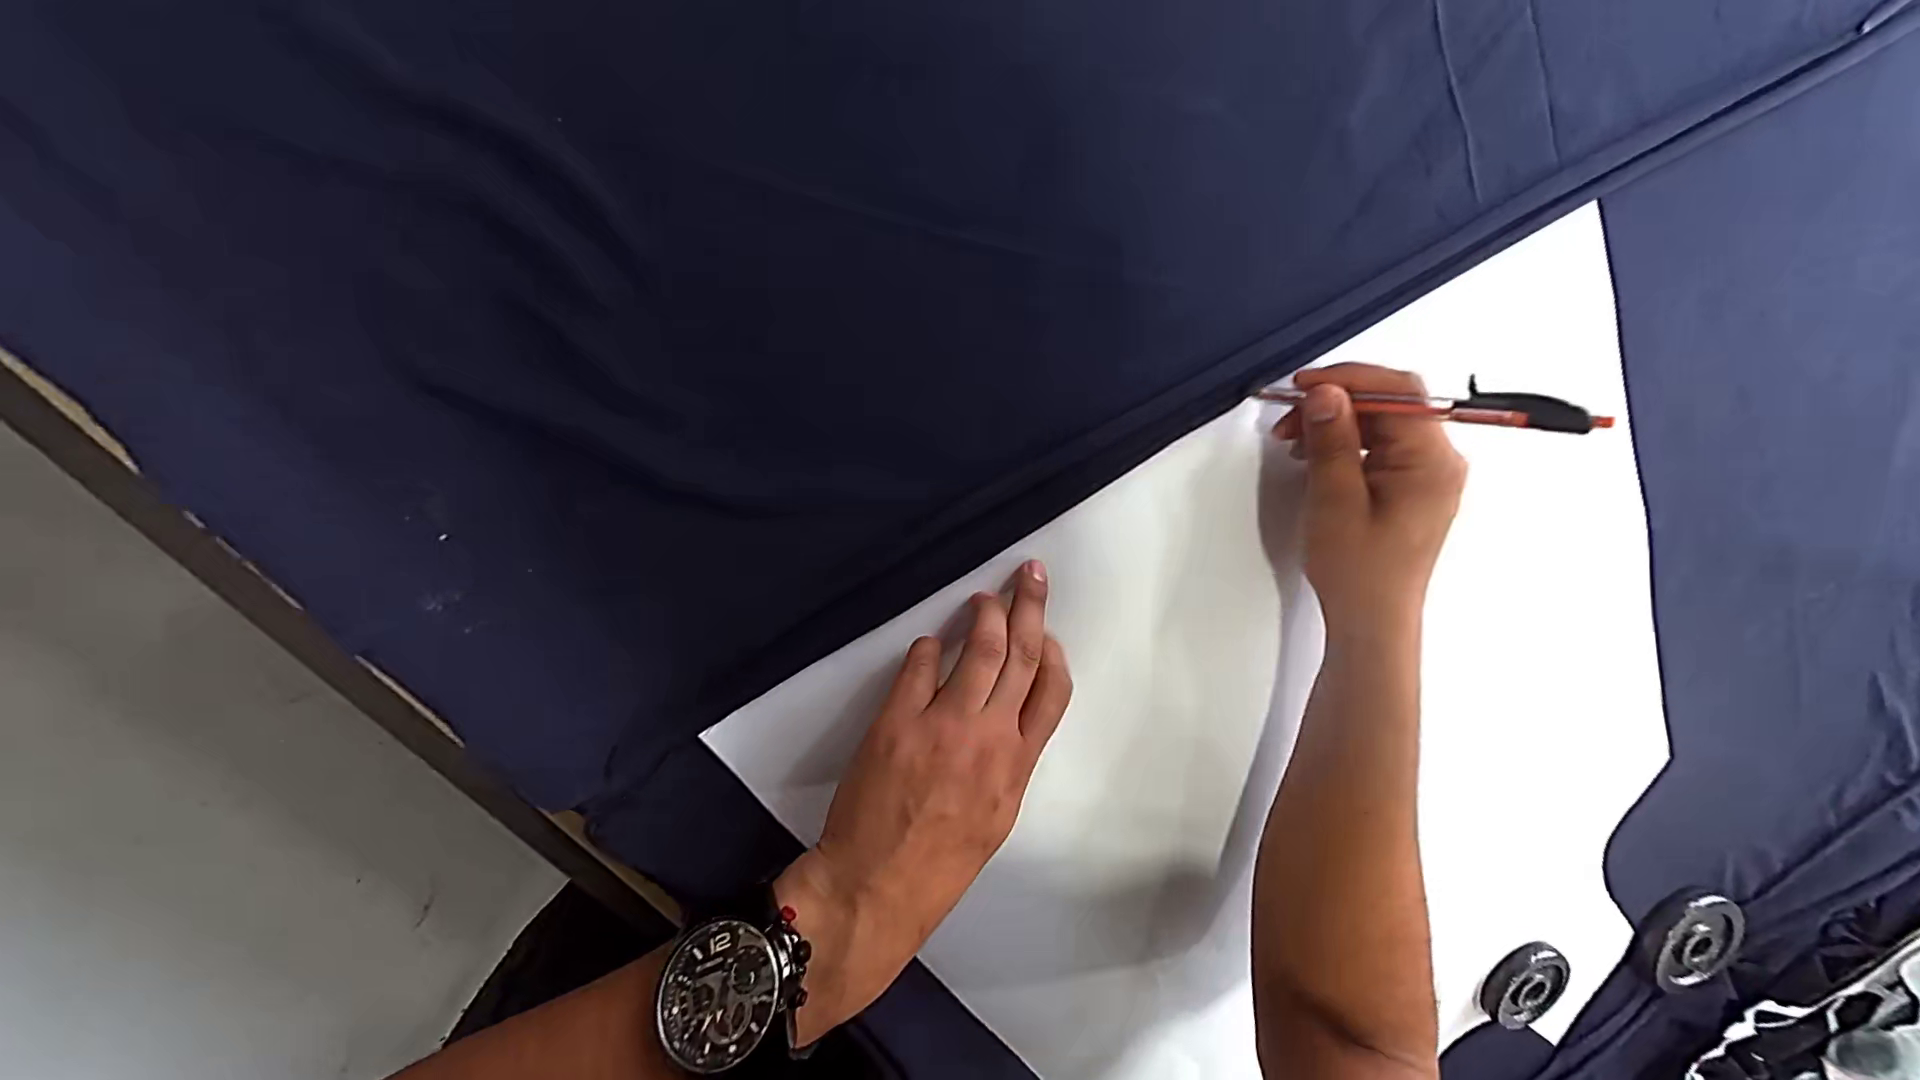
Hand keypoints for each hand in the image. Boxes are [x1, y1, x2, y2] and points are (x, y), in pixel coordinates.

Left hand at [773, 561, 1071, 1043]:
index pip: (1052, 690)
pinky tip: (927, 643)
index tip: (1046, 630)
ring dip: (983, 614)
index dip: (1053, 651)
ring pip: (977, 650)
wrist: (876, 886)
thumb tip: (1011, 714)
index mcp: (1018, 764)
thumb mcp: (997, 816)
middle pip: (1019, 654)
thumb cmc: (942, 861)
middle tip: (1028, 574)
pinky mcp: (897, 721)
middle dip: (1028, 606)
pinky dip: (927, 646)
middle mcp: (989, 736)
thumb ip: (1010, 760)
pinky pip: (919, 665)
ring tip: (982, 598)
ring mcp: (943, 724)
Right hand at [1273, 364, 1466, 637]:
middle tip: (1289, 416)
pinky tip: (1314, 453)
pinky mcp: (1407, 486)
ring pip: (1381, 424)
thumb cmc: (1360, 572)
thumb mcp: (1335, 501)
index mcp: (1432, 462)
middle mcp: (1438, 462)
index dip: (1348, 379)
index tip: (1303, 384)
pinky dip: (1343, 441)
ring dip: (1335, 421)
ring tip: (1294, 437)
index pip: (1398, 392)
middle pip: (1389, 405)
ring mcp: (1424, 475)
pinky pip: (1379, 446)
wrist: (1372, 618)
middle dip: (1335, 401)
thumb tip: (1326, 395)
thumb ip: (1333, 442)